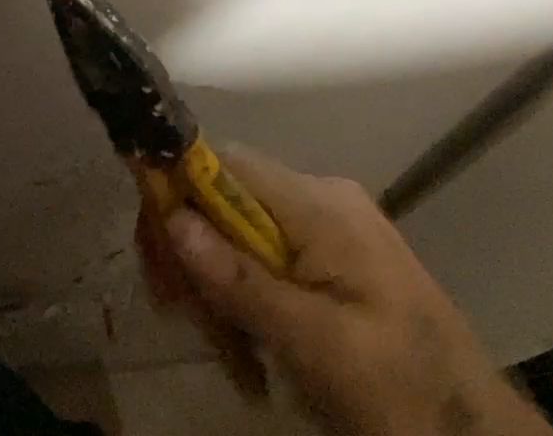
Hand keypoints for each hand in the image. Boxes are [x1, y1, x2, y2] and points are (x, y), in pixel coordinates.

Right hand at [156, 151, 552, 435]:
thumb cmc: (402, 389)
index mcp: (321, 206)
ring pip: (239, 232)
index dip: (175, 189)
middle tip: (175, 311)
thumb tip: (172, 218)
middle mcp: (322, 199)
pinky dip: (245, 294)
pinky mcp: (334, 258)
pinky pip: (266, 257)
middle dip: (193, 251)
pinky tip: (248, 342)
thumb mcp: (316, 344)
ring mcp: (331, 228)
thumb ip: (241, 281)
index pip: (222, 162)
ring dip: (216, 283)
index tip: (150, 247)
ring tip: (222, 346)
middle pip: (225, 198)